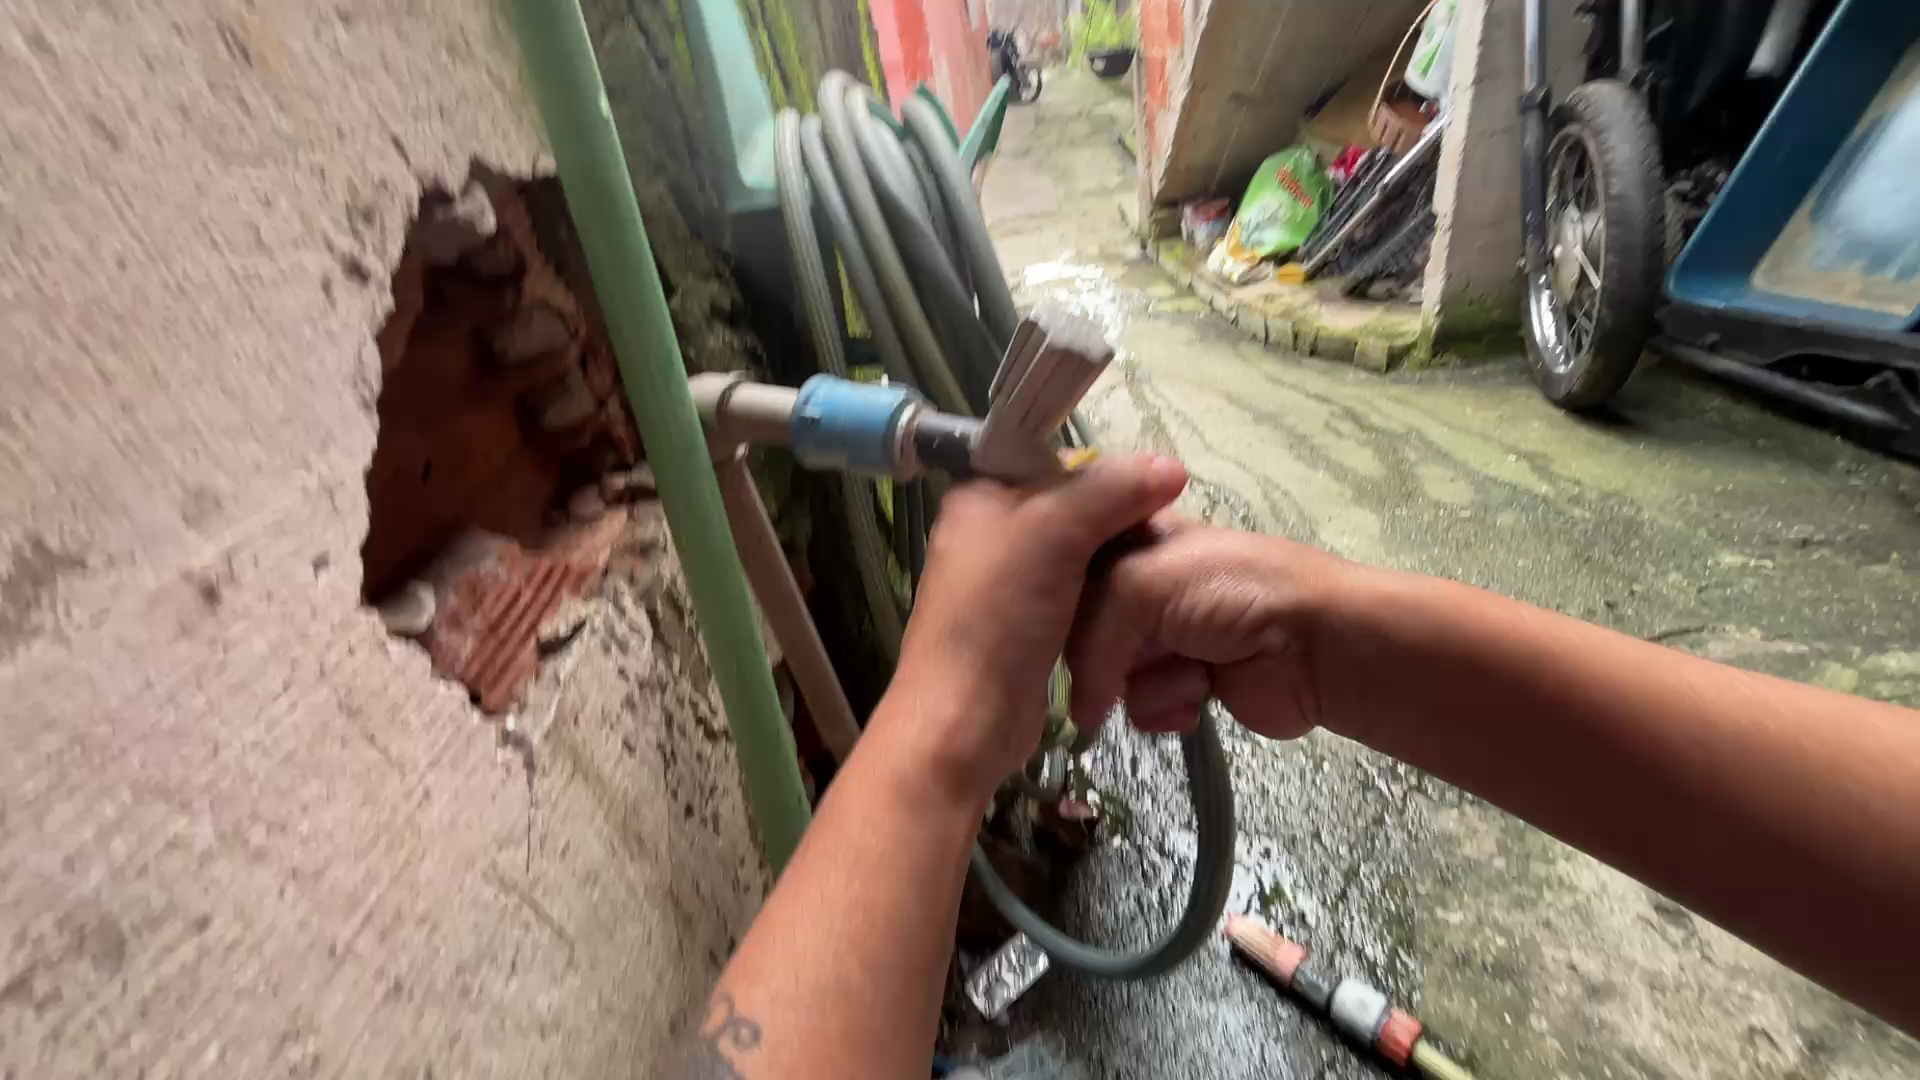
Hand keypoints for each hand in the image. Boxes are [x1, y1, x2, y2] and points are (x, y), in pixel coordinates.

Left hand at [878, 454, 1189, 802]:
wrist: (968, 716)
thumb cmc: (1000, 613)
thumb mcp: (1053, 532)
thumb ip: (1109, 490)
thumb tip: (1172, 467)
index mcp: (982, 493)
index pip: (1054, 458)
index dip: (1106, 470)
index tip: (1158, 488)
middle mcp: (991, 528)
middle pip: (1071, 507)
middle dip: (1117, 519)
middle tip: (1167, 530)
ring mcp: (1009, 578)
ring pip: (1079, 552)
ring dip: (1116, 560)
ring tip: (1159, 564)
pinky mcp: (1029, 620)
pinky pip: (1078, 591)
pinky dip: (1106, 594)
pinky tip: (1138, 601)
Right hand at [1066, 521, 1352, 741]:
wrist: (1314, 644)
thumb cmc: (1228, 591)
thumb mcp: (1140, 582)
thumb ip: (1089, 631)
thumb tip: (1080, 708)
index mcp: (1133, 540)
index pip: (1069, 567)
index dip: (1057, 598)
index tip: (1048, 625)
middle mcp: (1142, 586)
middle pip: (1083, 628)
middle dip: (1107, 651)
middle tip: (1134, 653)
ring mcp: (1163, 636)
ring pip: (1110, 673)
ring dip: (1146, 681)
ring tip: (1190, 671)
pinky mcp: (1184, 682)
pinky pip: (1141, 705)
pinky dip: (1167, 704)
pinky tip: (1200, 696)